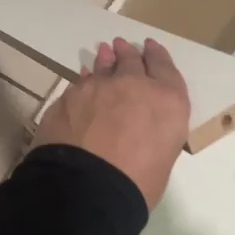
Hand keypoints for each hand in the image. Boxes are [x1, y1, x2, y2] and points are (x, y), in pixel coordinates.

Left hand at [34, 38, 190, 208]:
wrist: (86, 187)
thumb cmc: (136, 184)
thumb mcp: (162, 158)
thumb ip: (154, 133)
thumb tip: (138, 130)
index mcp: (166, 102)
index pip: (164, 69)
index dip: (157, 56)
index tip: (150, 47)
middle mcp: (133, 85)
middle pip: (131, 62)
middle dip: (128, 54)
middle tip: (122, 46)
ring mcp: (97, 88)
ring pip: (102, 67)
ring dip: (105, 60)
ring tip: (104, 52)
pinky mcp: (68, 97)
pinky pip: (79, 83)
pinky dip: (84, 80)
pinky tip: (82, 78)